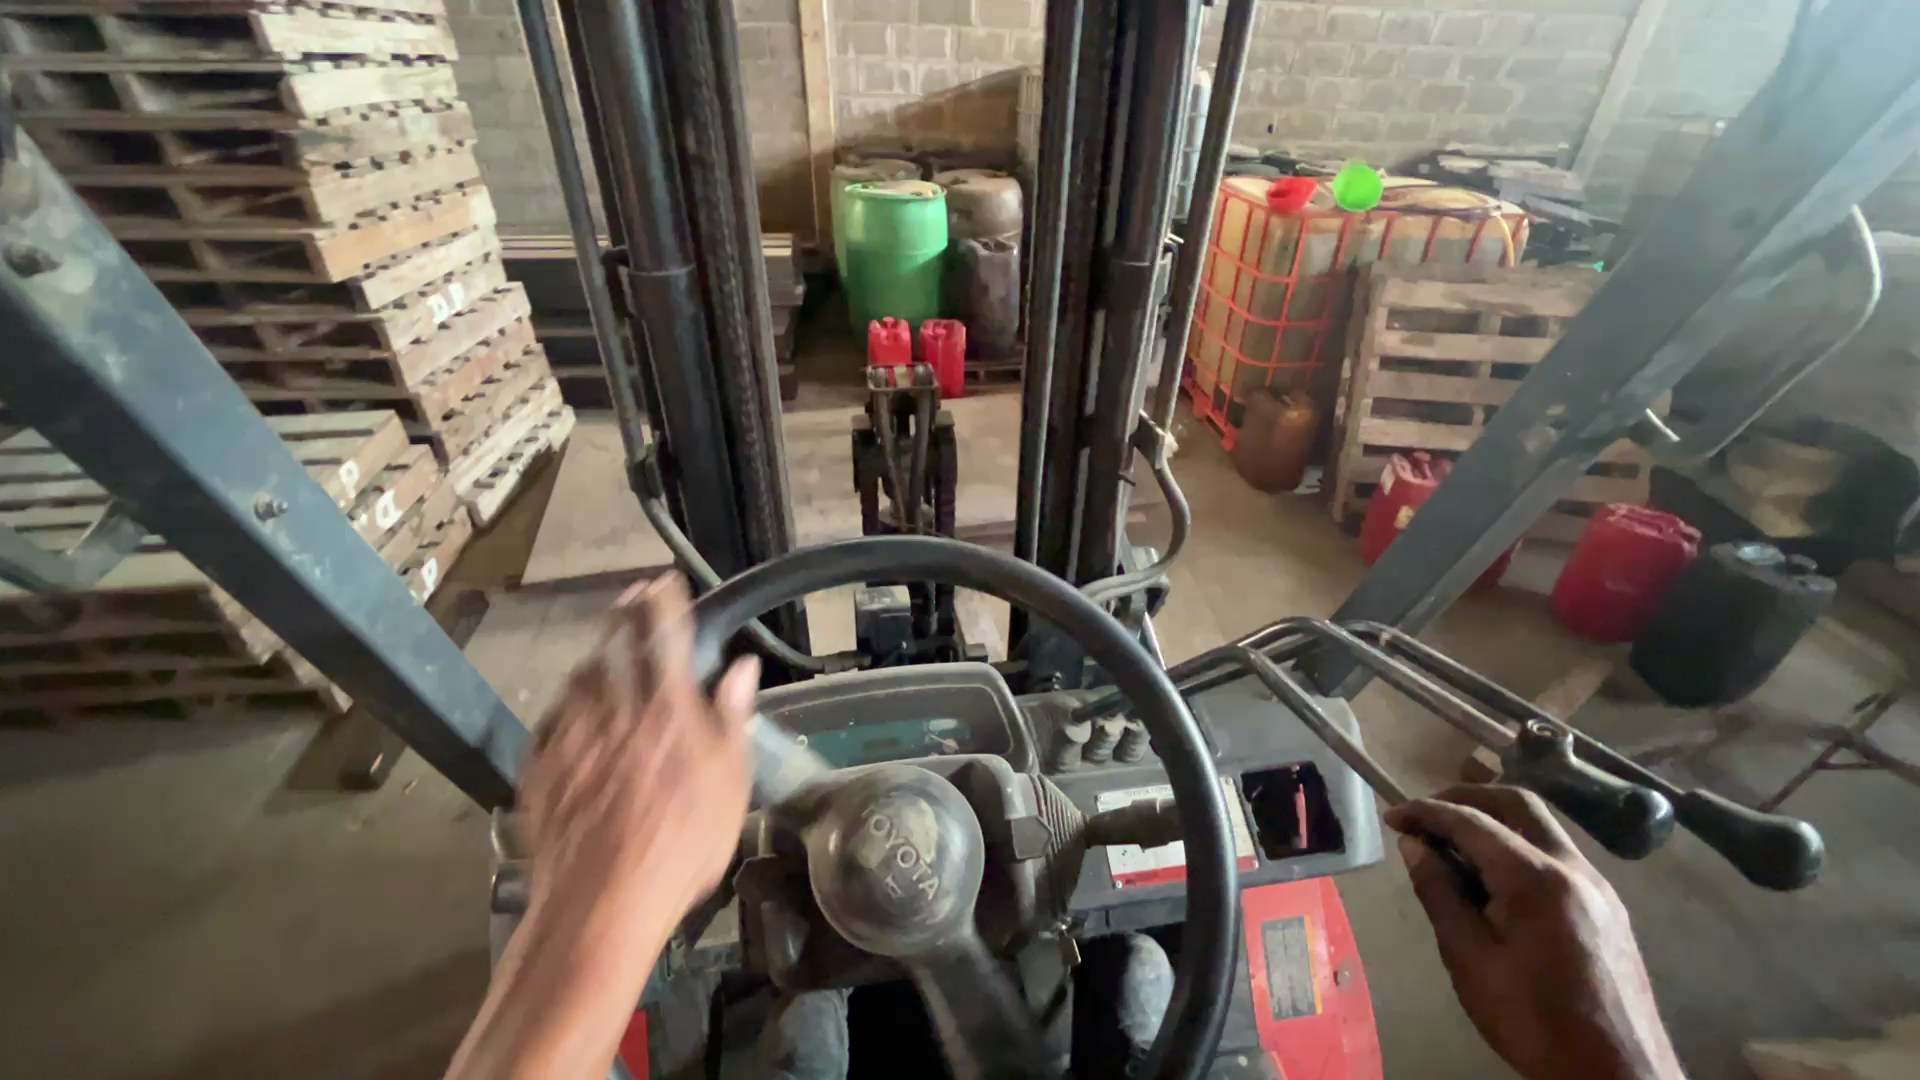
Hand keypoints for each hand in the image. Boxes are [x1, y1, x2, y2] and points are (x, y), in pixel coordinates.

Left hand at [521, 572, 759, 932]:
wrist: (600, 905)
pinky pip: (550, 721)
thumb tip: (741, 668)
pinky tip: (571, 710)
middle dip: (624, 616)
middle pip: (616, 648)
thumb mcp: (730, 784)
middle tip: (629, 598)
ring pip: (578, 680)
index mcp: (666, 711)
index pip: (665, 638)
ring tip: (603, 652)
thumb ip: (730, 719)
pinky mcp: (539, 771)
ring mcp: (570, 740)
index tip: (663, 581)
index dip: (664, 604)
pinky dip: (565, 704)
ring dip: (594, 658)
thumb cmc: (681, 846)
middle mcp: (615, 713)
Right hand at [1384, 785, 1684, 1079]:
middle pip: (1517, 804)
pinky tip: (1492, 880)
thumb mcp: (1468, 957)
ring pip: (1540, 828)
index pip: (1470, 822)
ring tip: (1452, 850)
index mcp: (1537, 879)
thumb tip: (1414, 846)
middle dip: (1465, 798)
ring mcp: (1599, 888)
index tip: (1391, 818)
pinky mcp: (1607, 909)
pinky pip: (1556, 856)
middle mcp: (1575, 870)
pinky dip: (1517, 847)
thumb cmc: (1533, 1020)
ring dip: (1493, 823)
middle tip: (1426, 815)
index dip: (1424, 813)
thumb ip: (1439, 892)